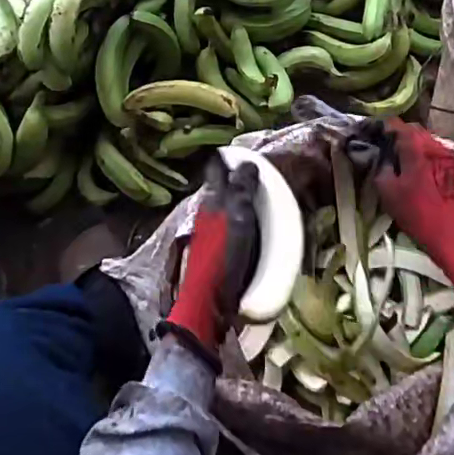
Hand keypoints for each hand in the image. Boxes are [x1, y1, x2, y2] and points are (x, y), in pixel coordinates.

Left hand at [161, 154, 260, 362]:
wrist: (205, 304)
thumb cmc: (224, 259)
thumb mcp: (240, 221)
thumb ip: (241, 192)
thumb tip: (246, 163)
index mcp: (212, 201)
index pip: (215, 169)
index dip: (224, 158)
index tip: (238, 150)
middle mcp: (204, 212)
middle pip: (215, 186)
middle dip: (228, 176)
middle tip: (249, 170)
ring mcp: (204, 232)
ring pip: (217, 204)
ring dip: (230, 197)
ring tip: (249, 194)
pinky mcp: (208, 249)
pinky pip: (221, 223)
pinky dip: (232, 217)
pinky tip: (242, 225)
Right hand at [346, 118, 453, 310]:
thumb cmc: (421, 215)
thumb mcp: (388, 193)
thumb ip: (381, 168)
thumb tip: (379, 157)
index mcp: (417, 148)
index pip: (397, 125)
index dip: (383, 126)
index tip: (373, 133)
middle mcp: (437, 147)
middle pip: (416, 131)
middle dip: (401, 135)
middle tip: (388, 147)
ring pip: (430, 144)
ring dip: (416, 148)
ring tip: (405, 161)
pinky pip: (441, 157)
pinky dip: (429, 159)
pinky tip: (424, 174)